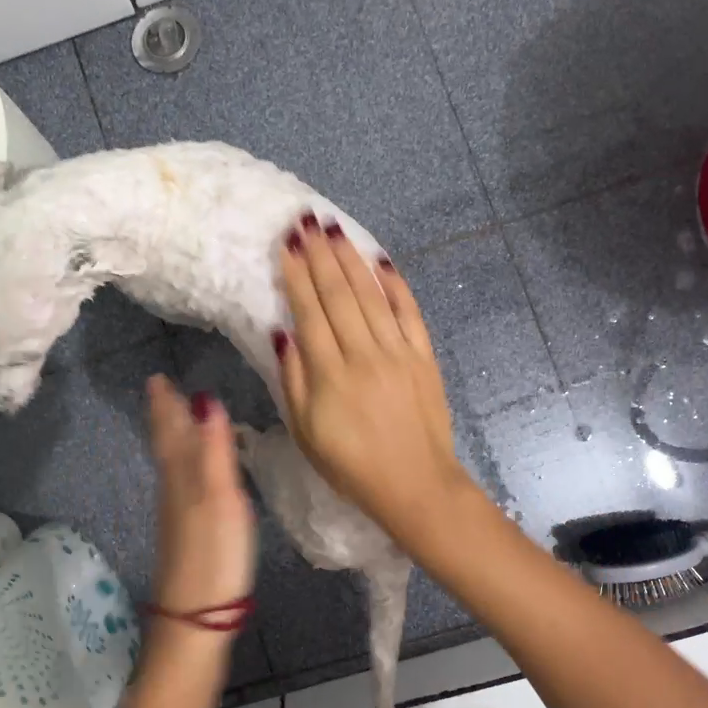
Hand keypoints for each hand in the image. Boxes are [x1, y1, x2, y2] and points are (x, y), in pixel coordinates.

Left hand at [146, 376, 255, 629]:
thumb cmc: (214, 554)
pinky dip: (183, 464)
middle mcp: (174, 489)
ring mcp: (177, 514)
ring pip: (172, 463)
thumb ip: (215, 451)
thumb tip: (205, 399)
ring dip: (173, 437)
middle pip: (168, 444)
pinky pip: (180, 482)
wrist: (196, 618)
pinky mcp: (186, 534)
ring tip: (177, 419)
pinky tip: (191, 472)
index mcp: (182, 475)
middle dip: (166, 416)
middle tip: (162, 389)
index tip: (157, 378)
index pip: (171, 430)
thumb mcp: (223, 498)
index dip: (166, 404)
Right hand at [274, 215, 473, 529]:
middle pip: (339, 293)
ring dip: (351, 258)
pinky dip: (395, 284)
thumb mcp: (305, 432)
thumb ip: (293, 378)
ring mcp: (398, 352)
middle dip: (320, 254)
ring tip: (334, 229)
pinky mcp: (424, 357)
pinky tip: (380, 260)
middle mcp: (364, 353)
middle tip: (306, 221)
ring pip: (371, 294)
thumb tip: (283, 331)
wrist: (416, 485)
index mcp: (330, 373)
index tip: (285, 243)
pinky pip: (409, 313)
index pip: (309, 311)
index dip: (296, 274)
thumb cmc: (350, 465)